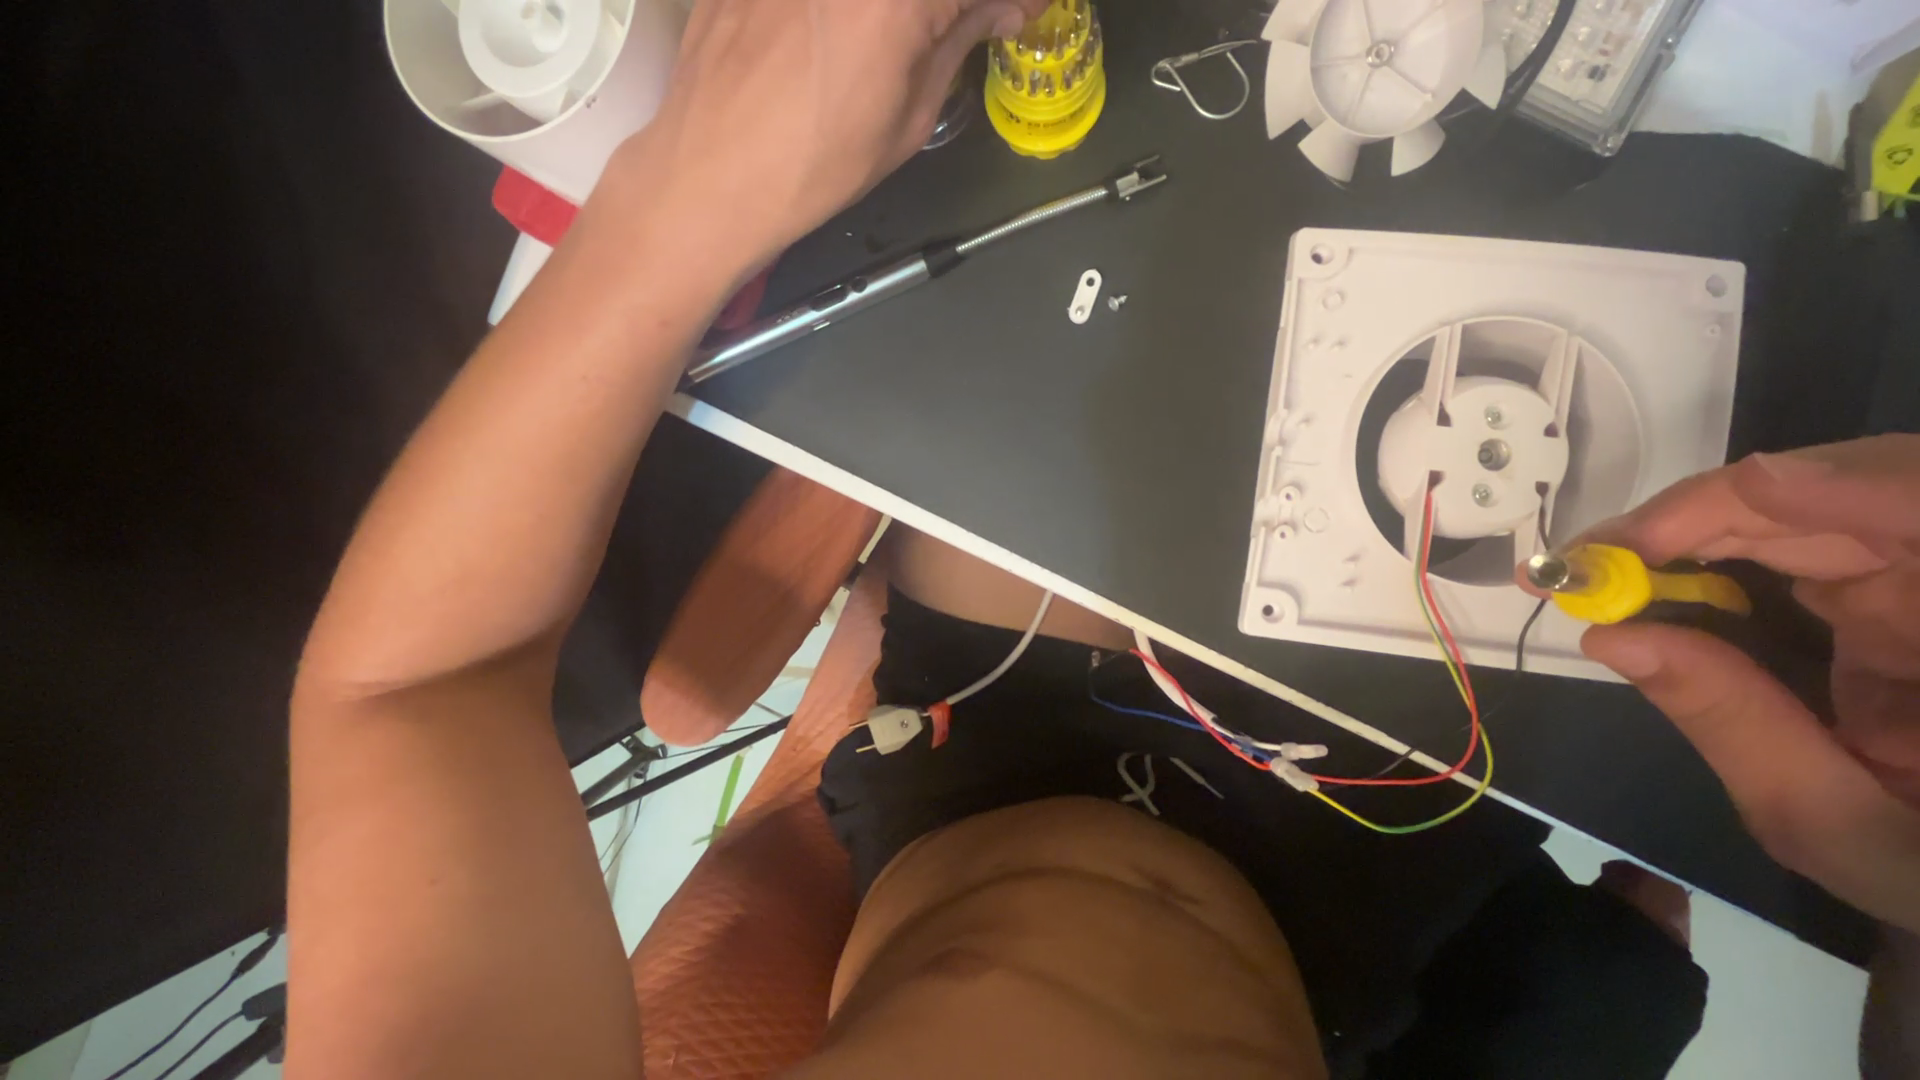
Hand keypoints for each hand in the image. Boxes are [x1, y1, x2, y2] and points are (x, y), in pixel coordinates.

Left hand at [601, 0, 1045, 271]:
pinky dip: (844, 12)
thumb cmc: (814, 166)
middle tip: (965, 24)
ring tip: (899, 39)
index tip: (1017, 13)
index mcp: (894, 1)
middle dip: (950, 7)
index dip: (1007, 0)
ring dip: (902, 12)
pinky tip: (839, 38)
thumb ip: (957, 47)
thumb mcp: (906, 121)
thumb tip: (999, 11)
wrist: (710, 175)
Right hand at [1565, 436, 1919, 932]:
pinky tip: (1637, 575)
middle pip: (1837, 495)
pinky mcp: (1880, 591)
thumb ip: (1734, 724)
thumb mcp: (1836, 825)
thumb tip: (1609, 634)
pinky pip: (1786, 543)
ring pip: (1800, 509)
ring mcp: (1914, 583)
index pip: (1918, 512)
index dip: (1817, 489)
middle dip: (1695, 516)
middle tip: (1580, 561)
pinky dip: (1701, 552)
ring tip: (1591, 569)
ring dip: (1685, 530)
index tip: (1683, 522)